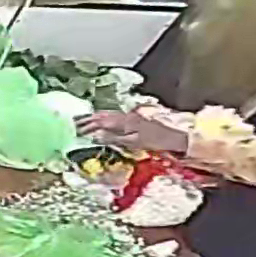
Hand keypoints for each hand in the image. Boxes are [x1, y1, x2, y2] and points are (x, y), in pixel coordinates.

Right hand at [75, 111, 189, 154]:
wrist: (183, 135)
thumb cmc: (159, 140)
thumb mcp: (134, 142)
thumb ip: (113, 138)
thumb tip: (94, 135)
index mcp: (122, 121)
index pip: (98, 122)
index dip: (85, 125)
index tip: (72, 128)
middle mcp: (125, 116)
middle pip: (102, 116)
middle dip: (87, 119)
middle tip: (73, 122)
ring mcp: (132, 116)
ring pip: (108, 115)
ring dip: (95, 117)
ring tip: (84, 120)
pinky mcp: (138, 118)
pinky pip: (115, 116)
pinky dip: (105, 118)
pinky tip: (105, 121)